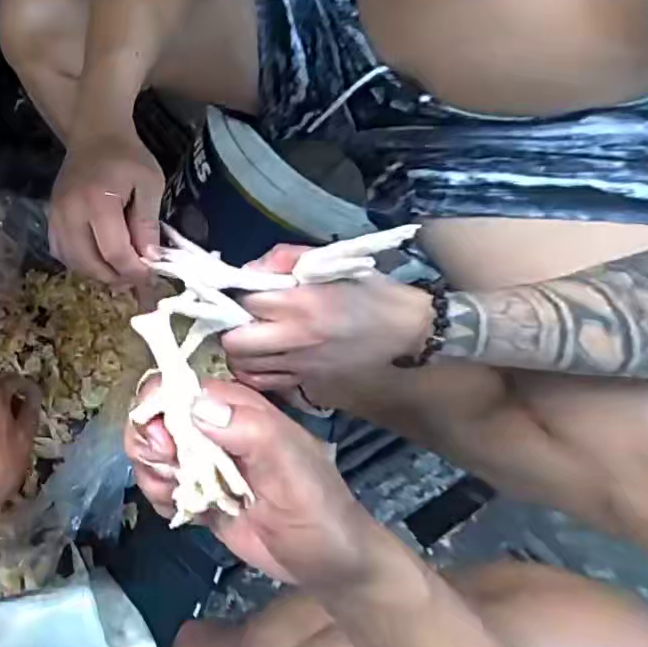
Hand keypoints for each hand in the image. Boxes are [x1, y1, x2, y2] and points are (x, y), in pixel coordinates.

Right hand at [50, 129, 164, 284]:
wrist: (94, 135)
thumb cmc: (127, 158)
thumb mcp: (150, 184)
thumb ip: (148, 223)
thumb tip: (149, 260)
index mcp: (99, 201)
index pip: (114, 252)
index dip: (133, 271)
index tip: (149, 278)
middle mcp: (71, 212)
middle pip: (90, 263)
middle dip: (115, 277)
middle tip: (135, 277)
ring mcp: (56, 216)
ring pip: (73, 262)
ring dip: (97, 274)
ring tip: (119, 269)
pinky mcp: (51, 218)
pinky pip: (61, 253)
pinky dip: (80, 263)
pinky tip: (99, 259)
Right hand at [127, 378, 378, 588]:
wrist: (328, 562)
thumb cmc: (317, 507)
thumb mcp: (290, 464)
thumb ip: (250, 429)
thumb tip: (196, 407)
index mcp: (236, 408)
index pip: (180, 386)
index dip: (160, 406)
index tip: (164, 443)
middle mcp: (214, 427)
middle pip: (155, 416)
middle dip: (149, 443)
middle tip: (171, 471)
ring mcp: (203, 460)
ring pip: (152, 450)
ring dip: (153, 472)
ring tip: (178, 494)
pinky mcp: (198, 491)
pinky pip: (160, 483)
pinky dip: (160, 496)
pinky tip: (186, 512)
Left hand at [220, 245, 433, 390]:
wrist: (416, 340)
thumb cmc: (377, 296)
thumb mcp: (337, 264)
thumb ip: (289, 258)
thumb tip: (251, 268)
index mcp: (302, 303)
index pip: (245, 299)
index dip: (238, 292)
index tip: (243, 290)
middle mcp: (296, 339)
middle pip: (234, 340)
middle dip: (231, 326)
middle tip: (241, 317)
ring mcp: (300, 368)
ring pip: (243, 366)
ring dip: (239, 351)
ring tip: (250, 338)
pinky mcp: (308, 388)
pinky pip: (264, 384)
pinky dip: (254, 372)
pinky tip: (263, 360)